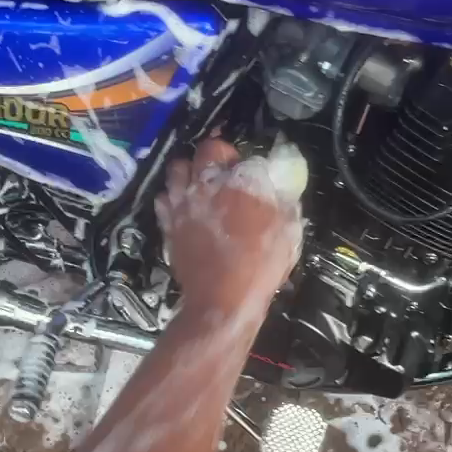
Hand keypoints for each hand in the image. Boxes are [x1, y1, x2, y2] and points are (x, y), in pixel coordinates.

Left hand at [154, 138, 302, 316]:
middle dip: (217, 155)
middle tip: (227, 172)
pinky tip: (186, 207)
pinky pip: (164, 198)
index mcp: (239, 182)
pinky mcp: (168, 225)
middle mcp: (206, 185)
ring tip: (202, 184)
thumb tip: (279, 182)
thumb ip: (283, 199)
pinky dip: (174, 197)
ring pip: (178, 168)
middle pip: (205, 150)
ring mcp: (182, 204)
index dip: (247, 160)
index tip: (253, 173)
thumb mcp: (287, 230)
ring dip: (190, 170)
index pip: (244, 155)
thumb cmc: (260, 266)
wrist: (221, 301)